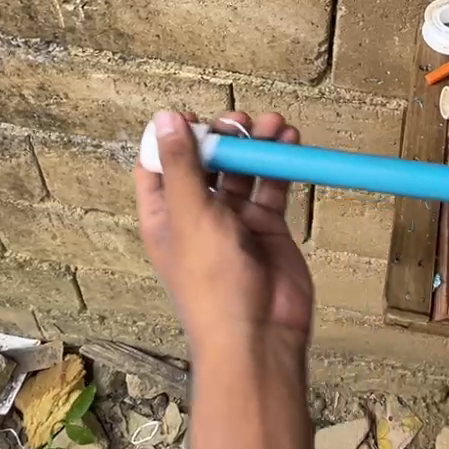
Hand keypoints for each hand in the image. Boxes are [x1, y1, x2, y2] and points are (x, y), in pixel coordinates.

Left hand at [135, 110, 313, 448]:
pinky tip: (291, 141)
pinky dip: (280, 162)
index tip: (192, 114)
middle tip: (240, 120)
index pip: (158, 166)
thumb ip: (182, 165)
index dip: (171, 137)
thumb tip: (165, 117)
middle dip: (223, 136)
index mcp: (165, 215)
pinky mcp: (266, 225)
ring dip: (256, 144)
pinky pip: (271, 184)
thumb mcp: (191, 215)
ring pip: (242, 168)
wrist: (260, 334)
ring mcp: (233, 219)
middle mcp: (197, 213)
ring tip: (274, 123)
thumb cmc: (213, 282)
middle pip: (206, 160)